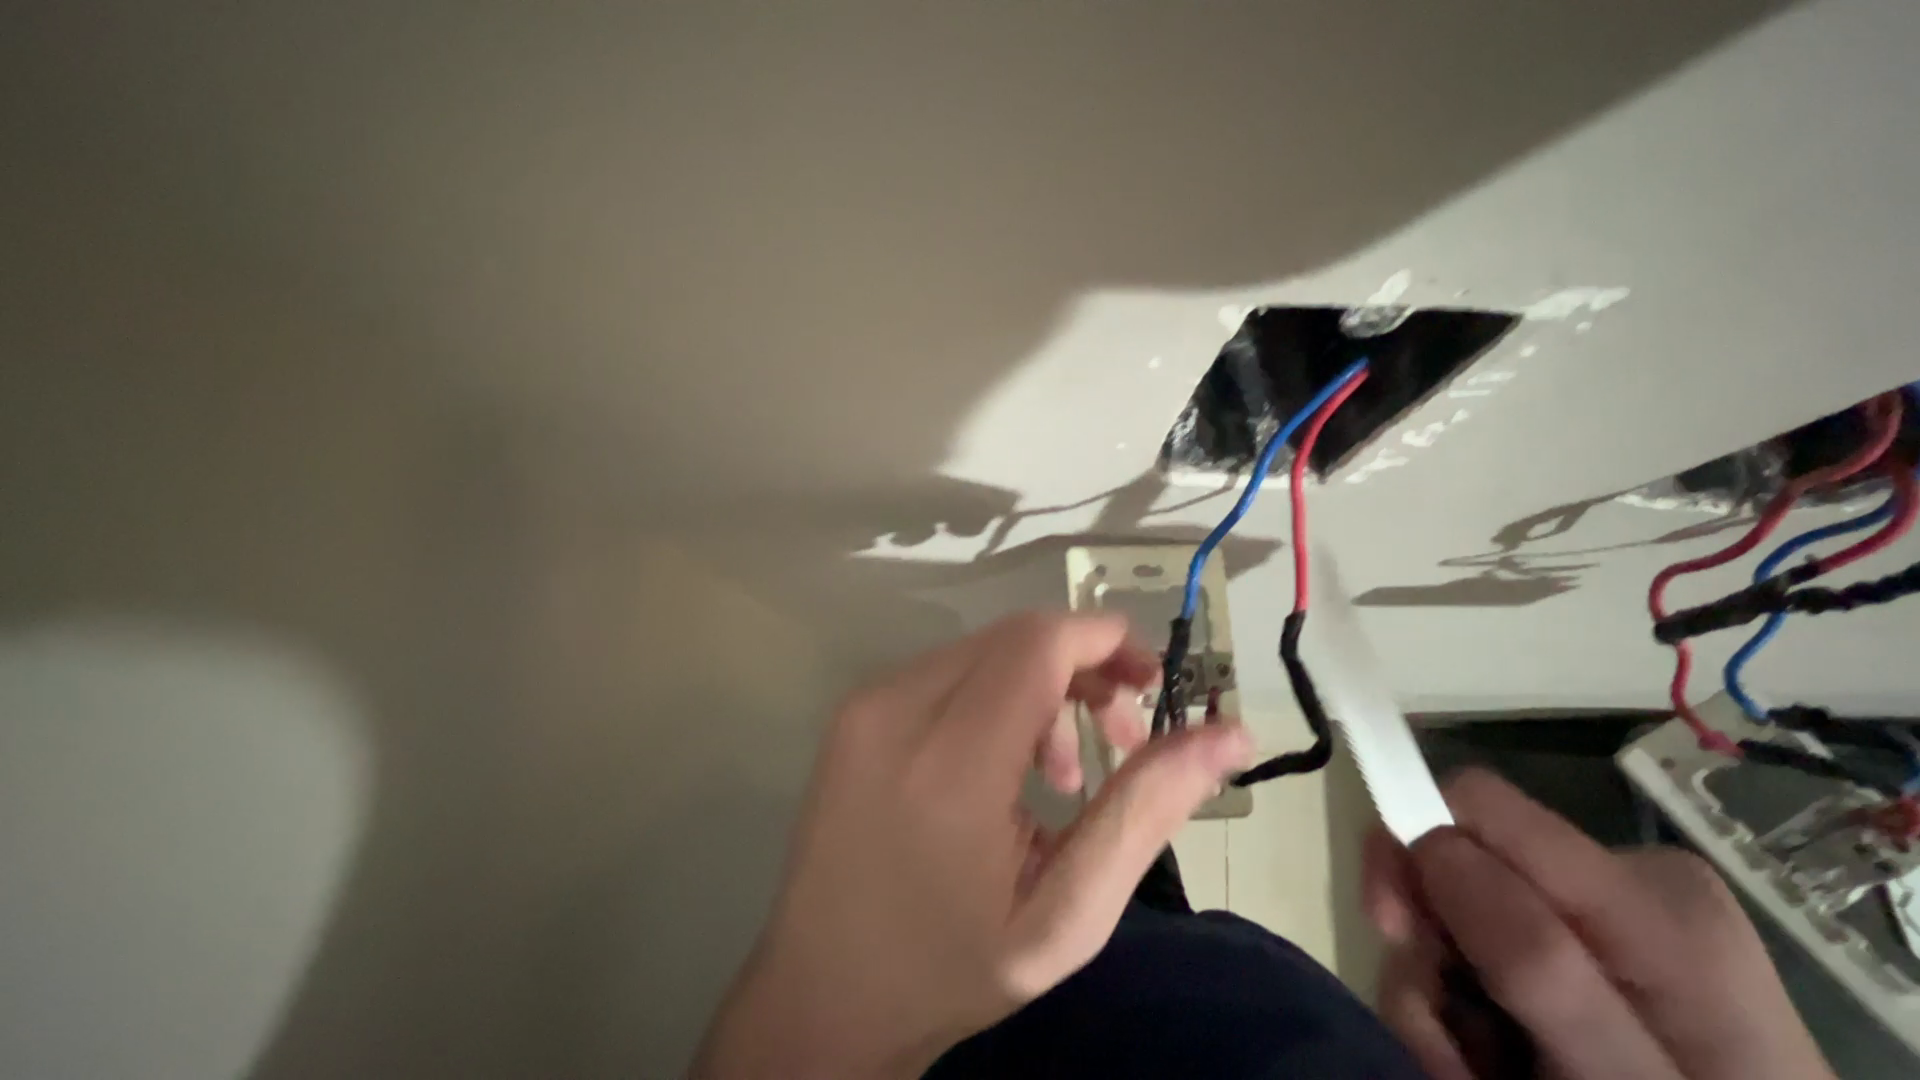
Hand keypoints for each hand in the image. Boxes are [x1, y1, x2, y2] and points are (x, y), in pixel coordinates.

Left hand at [693, 612, 1253, 1078]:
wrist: (822, 996)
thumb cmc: (952, 966)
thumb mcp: (1067, 912)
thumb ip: (1145, 811)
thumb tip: (1231, 734)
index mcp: (950, 761)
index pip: (1039, 642)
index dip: (1106, 640)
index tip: (1152, 684)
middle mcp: (896, 710)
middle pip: (1014, 637)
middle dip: (1083, 668)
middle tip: (1120, 739)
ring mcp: (863, 708)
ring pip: (980, 651)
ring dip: (1039, 686)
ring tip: (1062, 775)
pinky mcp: (850, 717)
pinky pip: (943, 674)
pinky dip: (992, 697)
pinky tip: (1002, 768)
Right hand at [1363, 769, 1835, 1079]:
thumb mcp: (1618, 1071)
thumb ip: (1534, 960)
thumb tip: (1427, 840)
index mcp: (1648, 895)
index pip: (1482, 806)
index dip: (1412, 845)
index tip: (1388, 928)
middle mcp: (1624, 887)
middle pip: (1461, 868)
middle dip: (1426, 947)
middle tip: (1434, 1039)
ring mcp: (1608, 925)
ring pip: (1462, 919)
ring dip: (1438, 993)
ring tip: (1467, 1070)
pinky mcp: (1590, 959)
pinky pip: (1489, 951)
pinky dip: (1466, 1010)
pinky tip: (1487, 1062)